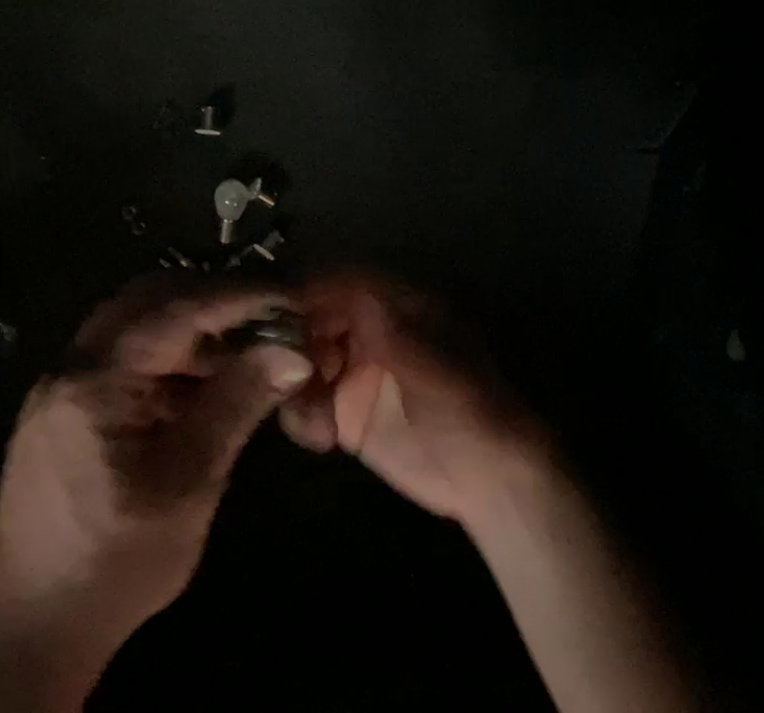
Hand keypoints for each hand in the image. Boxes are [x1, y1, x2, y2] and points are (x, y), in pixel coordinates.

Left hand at [0, 275, 313, 711]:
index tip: (290, 294)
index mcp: (93, 380)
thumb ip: (234, 407)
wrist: (32, 624)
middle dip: (213, 301)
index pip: (173, 309)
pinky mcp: (68, 409)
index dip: (237, 295)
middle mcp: (71, 366)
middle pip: (147, 303)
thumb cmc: (115, 562)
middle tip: (271, 316)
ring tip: (251, 349)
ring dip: (193, 332)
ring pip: (136, 329)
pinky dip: (169, 362)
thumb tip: (291, 352)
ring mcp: (64, 386)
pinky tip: (208, 382)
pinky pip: (124, 361)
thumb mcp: (187, 485)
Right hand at [279, 274, 548, 521]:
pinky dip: (299, 417)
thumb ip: (389, 332)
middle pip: (305, 317)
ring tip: (314, 420)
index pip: (335, 281)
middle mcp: (363, 328)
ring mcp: (349, 368)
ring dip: (291, 386)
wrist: (490, 483)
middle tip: (284, 375)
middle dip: (288, 344)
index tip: (273, 315)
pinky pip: (299, 400)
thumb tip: (346, 291)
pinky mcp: (339, 409)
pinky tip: (323, 440)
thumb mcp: (435, 368)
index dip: (303, 292)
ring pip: (293, 358)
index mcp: (393, 304)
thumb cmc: (471, 414)